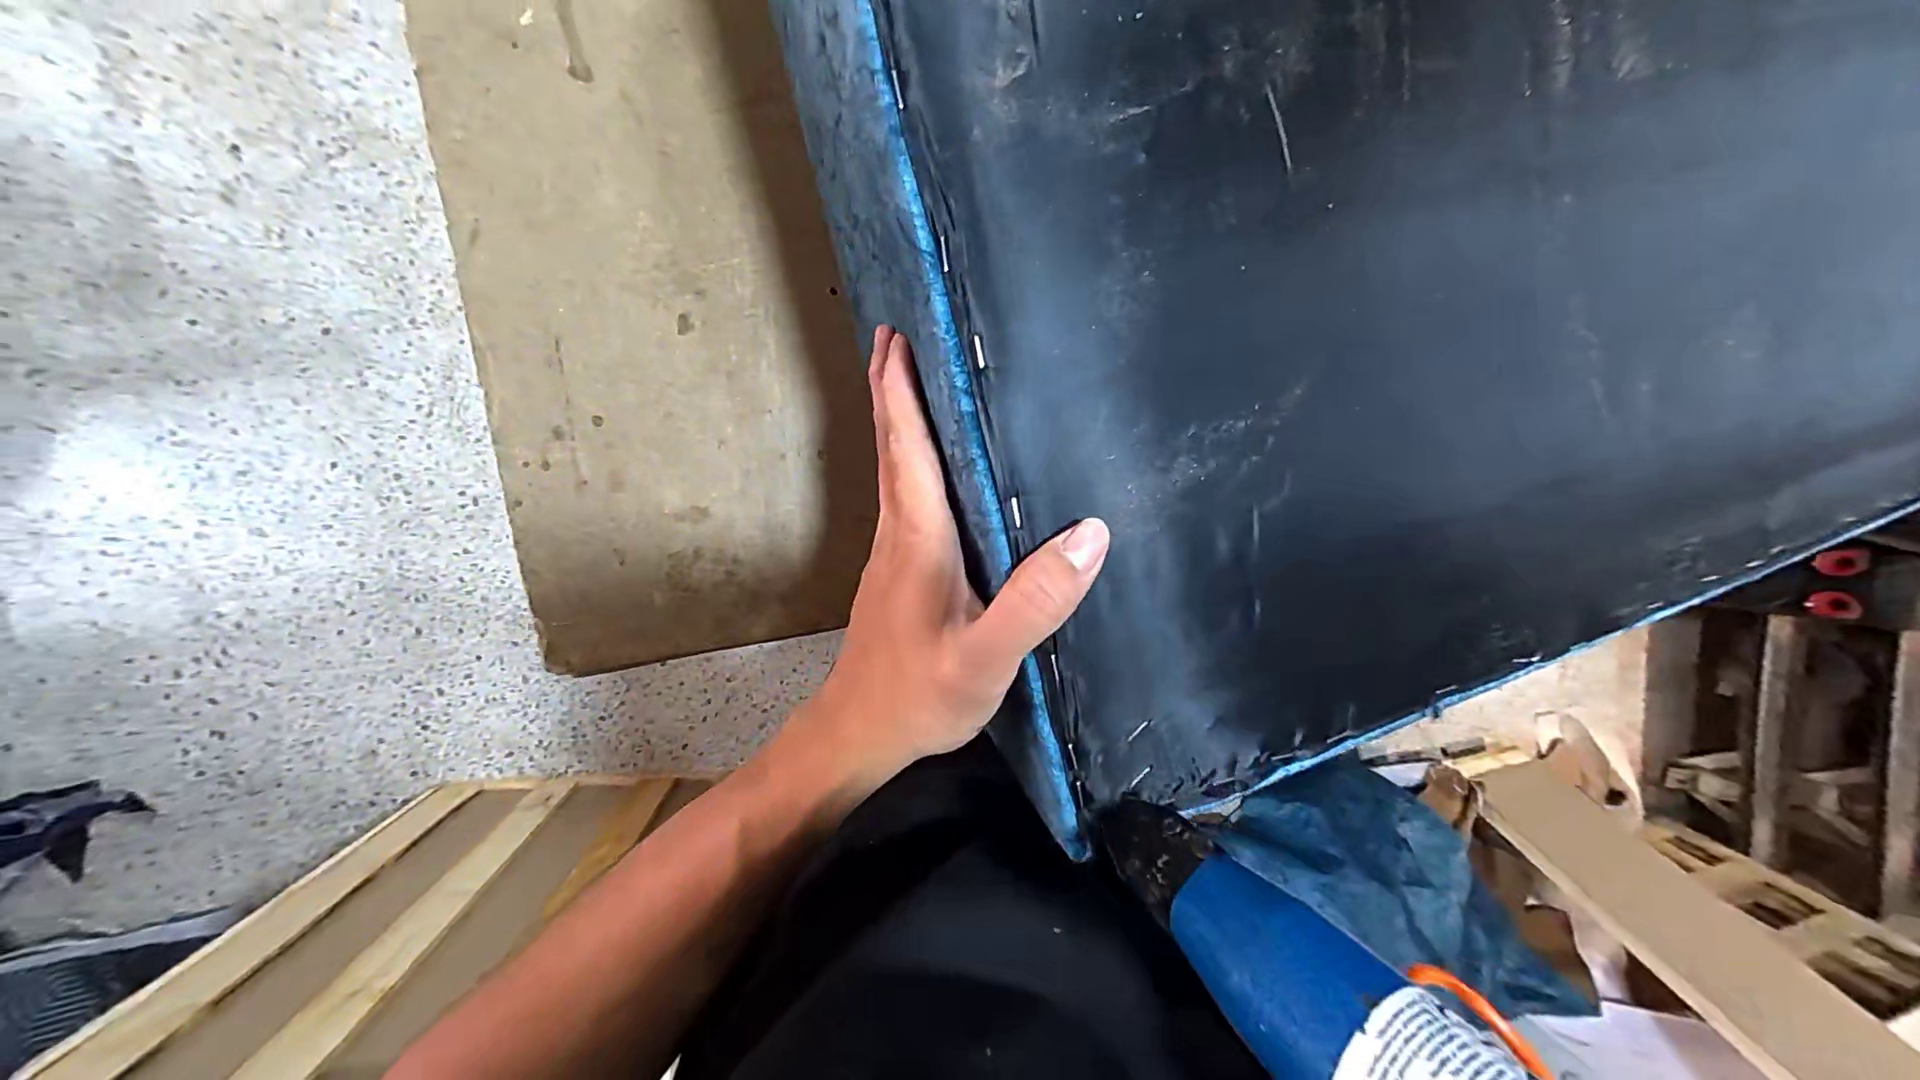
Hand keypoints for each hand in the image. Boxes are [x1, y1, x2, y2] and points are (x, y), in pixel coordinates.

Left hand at [785, 325, 1109, 785]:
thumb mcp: (986, 659)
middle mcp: (898, 533)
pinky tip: (928, 462)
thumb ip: (1036, 600)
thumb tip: (1090, 534)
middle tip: (898, 336)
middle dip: (891, 387)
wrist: (861, 730)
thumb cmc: (919, 696)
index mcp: (918, 538)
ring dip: (898, 419)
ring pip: (891, 469)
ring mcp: (892, 552)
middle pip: (891, 446)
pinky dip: (906, 458)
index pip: (907, 447)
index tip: (900, 337)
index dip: (902, 390)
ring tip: (911, 380)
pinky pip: (900, 496)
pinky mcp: (896, 571)